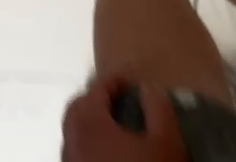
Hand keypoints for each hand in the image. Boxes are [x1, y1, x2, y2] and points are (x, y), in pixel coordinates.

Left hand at [63, 78, 188, 160]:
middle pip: (78, 108)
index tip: (131, 81)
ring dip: (92, 121)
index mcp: (88, 122)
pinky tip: (110, 153)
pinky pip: (76, 151)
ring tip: (117, 126)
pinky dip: (89, 142)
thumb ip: (158, 109)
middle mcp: (70, 138)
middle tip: (121, 100)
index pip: (96, 90)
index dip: (114, 81)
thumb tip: (147, 89)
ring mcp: (69, 161)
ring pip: (74, 130)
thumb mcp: (166, 144)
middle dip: (98, 99)